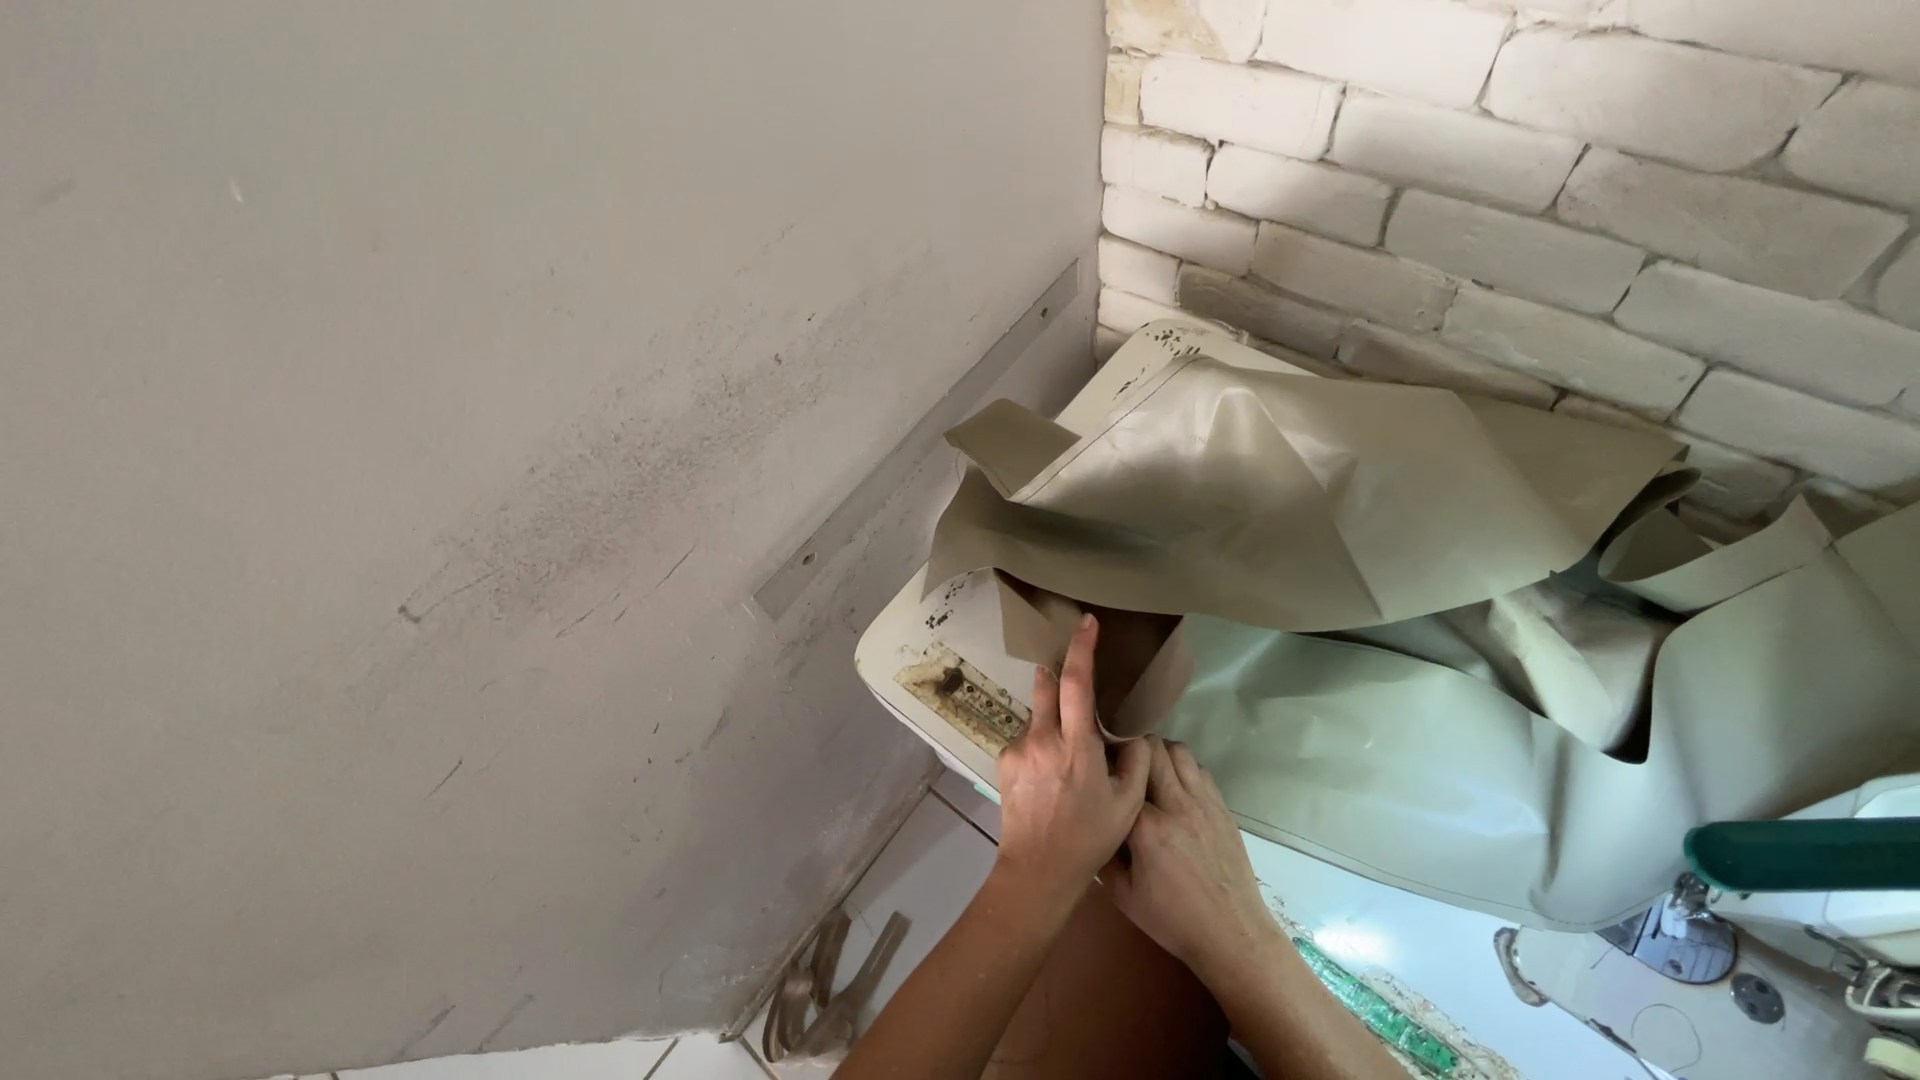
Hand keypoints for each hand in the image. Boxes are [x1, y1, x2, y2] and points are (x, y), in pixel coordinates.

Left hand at [995, 614, 1150, 896]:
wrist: (1037, 870)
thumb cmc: (1089, 838)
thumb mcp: (1128, 803)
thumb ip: (1135, 760)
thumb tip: (1132, 732)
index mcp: (1076, 746)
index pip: (1076, 683)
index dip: (1082, 649)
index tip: (1087, 623)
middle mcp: (1042, 739)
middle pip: (1045, 685)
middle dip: (1057, 671)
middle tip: (1072, 676)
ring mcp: (1018, 749)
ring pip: (1037, 716)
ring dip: (1052, 720)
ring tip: (1067, 757)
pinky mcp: (1004, 761)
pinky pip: (1026, 739)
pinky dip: (1040, 744)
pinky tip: (1049, 776)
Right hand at [1104, 737, 1280, 983]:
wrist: (1232, 935)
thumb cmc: (1172, 920)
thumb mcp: (1122, 895)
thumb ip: (1101, 854)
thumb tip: (1089, 822)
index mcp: (1147, 828)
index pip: (1119, 772)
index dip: (1102, 765)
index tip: (1091, 767)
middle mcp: (1176, 805)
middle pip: (1150, 747)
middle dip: (1129, 747)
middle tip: (1116, 760)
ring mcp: (1203, 803)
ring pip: (1177, 750)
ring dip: (1158, 753)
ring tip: (1146, 770)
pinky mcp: (1222, 807)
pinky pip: (1199, 768)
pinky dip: (1182, 768)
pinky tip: (1173, 787)